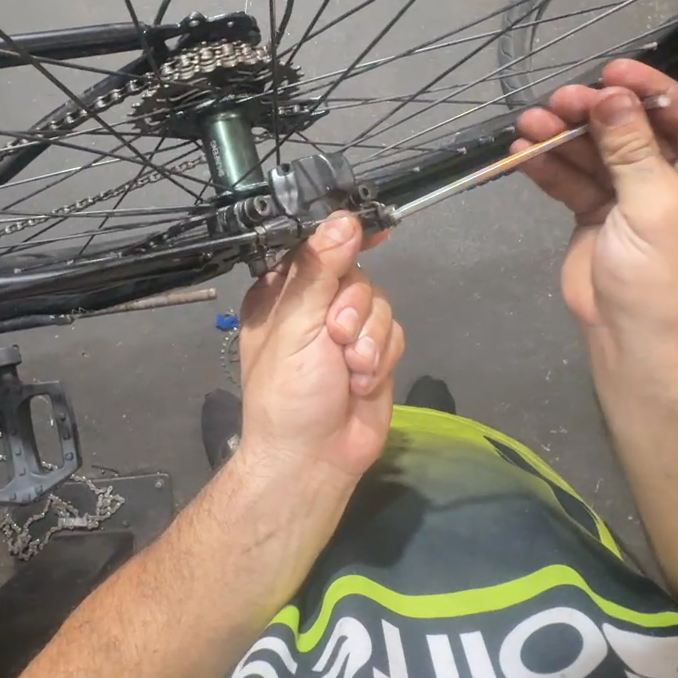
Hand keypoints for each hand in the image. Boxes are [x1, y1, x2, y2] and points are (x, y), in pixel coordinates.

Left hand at [237, 212, 403, 480]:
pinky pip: (395, 332)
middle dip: (354, 308)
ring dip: (369, 339)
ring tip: (351, 369)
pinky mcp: (375, 350)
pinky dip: (382, 357)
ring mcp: (347, 328)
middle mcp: (315, 305)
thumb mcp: (296, 327)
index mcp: (282, 293)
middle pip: (356, 274)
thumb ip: (320, 271)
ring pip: (380, 302)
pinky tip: (363, 381)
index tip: (367, 231)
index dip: (339, 239)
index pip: (314, 248)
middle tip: (337, 337)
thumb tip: (344, 219)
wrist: (314, 458)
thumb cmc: (287, 393)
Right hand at [513, 58, 677, 360]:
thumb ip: (631, 148)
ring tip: (530, 122)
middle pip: (637, 130)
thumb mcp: (655, 207)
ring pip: (601, 151)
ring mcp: (641, 194)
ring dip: (565, 136)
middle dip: (595, 114)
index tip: (611, 69)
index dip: (649, 89)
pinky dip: (551, 166)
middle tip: (558, 99)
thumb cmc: (664, 278)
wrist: (631, 343)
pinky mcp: (604, 211)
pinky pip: (578, 179)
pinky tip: (523, 152)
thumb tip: (610, 96)